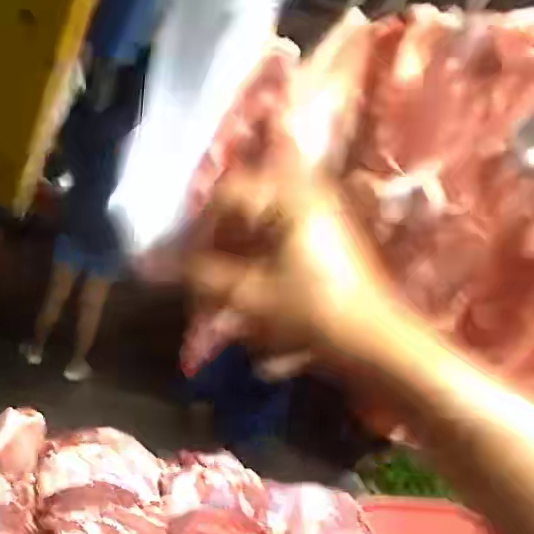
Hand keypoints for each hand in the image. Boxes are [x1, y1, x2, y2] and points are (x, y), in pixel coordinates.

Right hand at [179, 169, 395, 364]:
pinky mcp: (324, 233)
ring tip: (219, 279)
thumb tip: (164, 265)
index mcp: (290, 199)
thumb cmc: (307, 313)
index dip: (199, 227)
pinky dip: (253, 249)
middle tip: (200, 270)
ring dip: (232, 244)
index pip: (226, 195)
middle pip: (242, 202)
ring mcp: (319, 212)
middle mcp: (307, 194)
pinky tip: (244, 279)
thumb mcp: (245, 296)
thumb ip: (200, 275)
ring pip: (257, 217)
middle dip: (215, 235)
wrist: (369, 339)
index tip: (186, 260)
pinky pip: (275, 228)